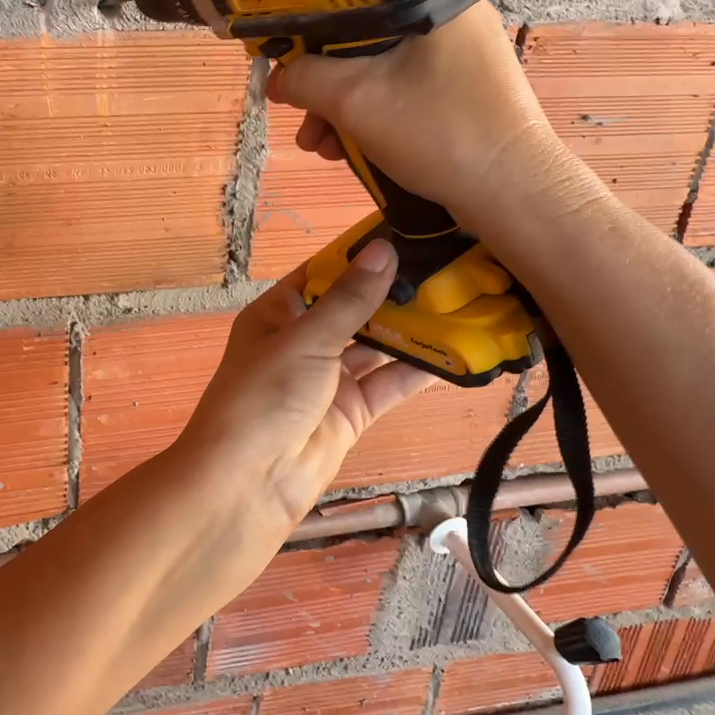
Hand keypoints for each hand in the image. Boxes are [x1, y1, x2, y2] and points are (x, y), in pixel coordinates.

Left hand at [172, 240, 435, 546]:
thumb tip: (383, 249)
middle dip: (395, 292)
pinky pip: (388, 384)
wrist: (248, 480)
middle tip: (453, 268)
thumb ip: (349, 300)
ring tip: (466, 302)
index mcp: (277, 313)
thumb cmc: (265, 396)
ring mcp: (327, 378)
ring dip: (413, 329)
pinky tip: (459, 353)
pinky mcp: (350, 412)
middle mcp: (302, 340)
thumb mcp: (305, 340)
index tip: (411, 234)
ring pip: (376, 345)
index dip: (361, 255)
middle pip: (354, 308)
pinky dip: (419, 371)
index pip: (323, 272)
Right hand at [266, 1, 586, 232]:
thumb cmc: (435, 132)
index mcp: (431, 0)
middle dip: (321, 85)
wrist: (511, 193)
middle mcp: (449, 18)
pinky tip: (347, 148)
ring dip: (339, 108)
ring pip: (377, 70)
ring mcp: (459, 55)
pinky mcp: (461, 88)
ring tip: (319, 146)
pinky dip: (369, 115)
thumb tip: (275, 78)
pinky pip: (398, 89)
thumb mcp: (354, 101)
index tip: (281, 64)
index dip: (306, 31)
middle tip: (297, 118)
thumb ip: (304, 80)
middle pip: (360, 41)